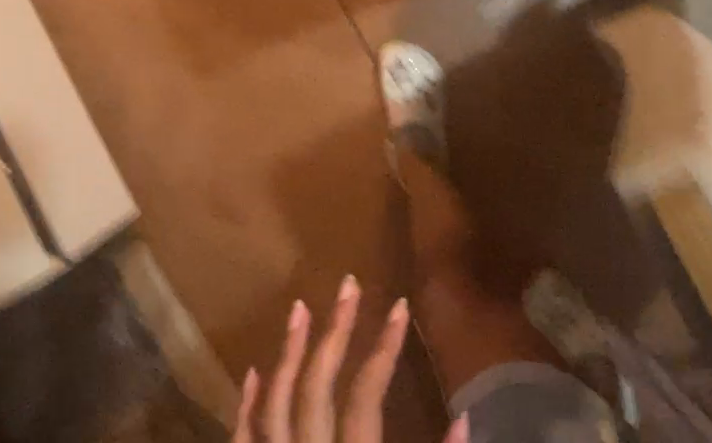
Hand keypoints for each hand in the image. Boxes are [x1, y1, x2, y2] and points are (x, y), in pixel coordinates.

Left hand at [233, 278, 466, 442]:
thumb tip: (466, 416)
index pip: (366, 392)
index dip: (384, 347)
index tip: (399, 306)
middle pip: (316, 386)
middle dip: (334, 331)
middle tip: (348, 284)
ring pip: (275, 403)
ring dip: (288, 354)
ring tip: (300, 308)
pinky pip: (245, 437)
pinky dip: (247, 404)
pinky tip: (254, 372)